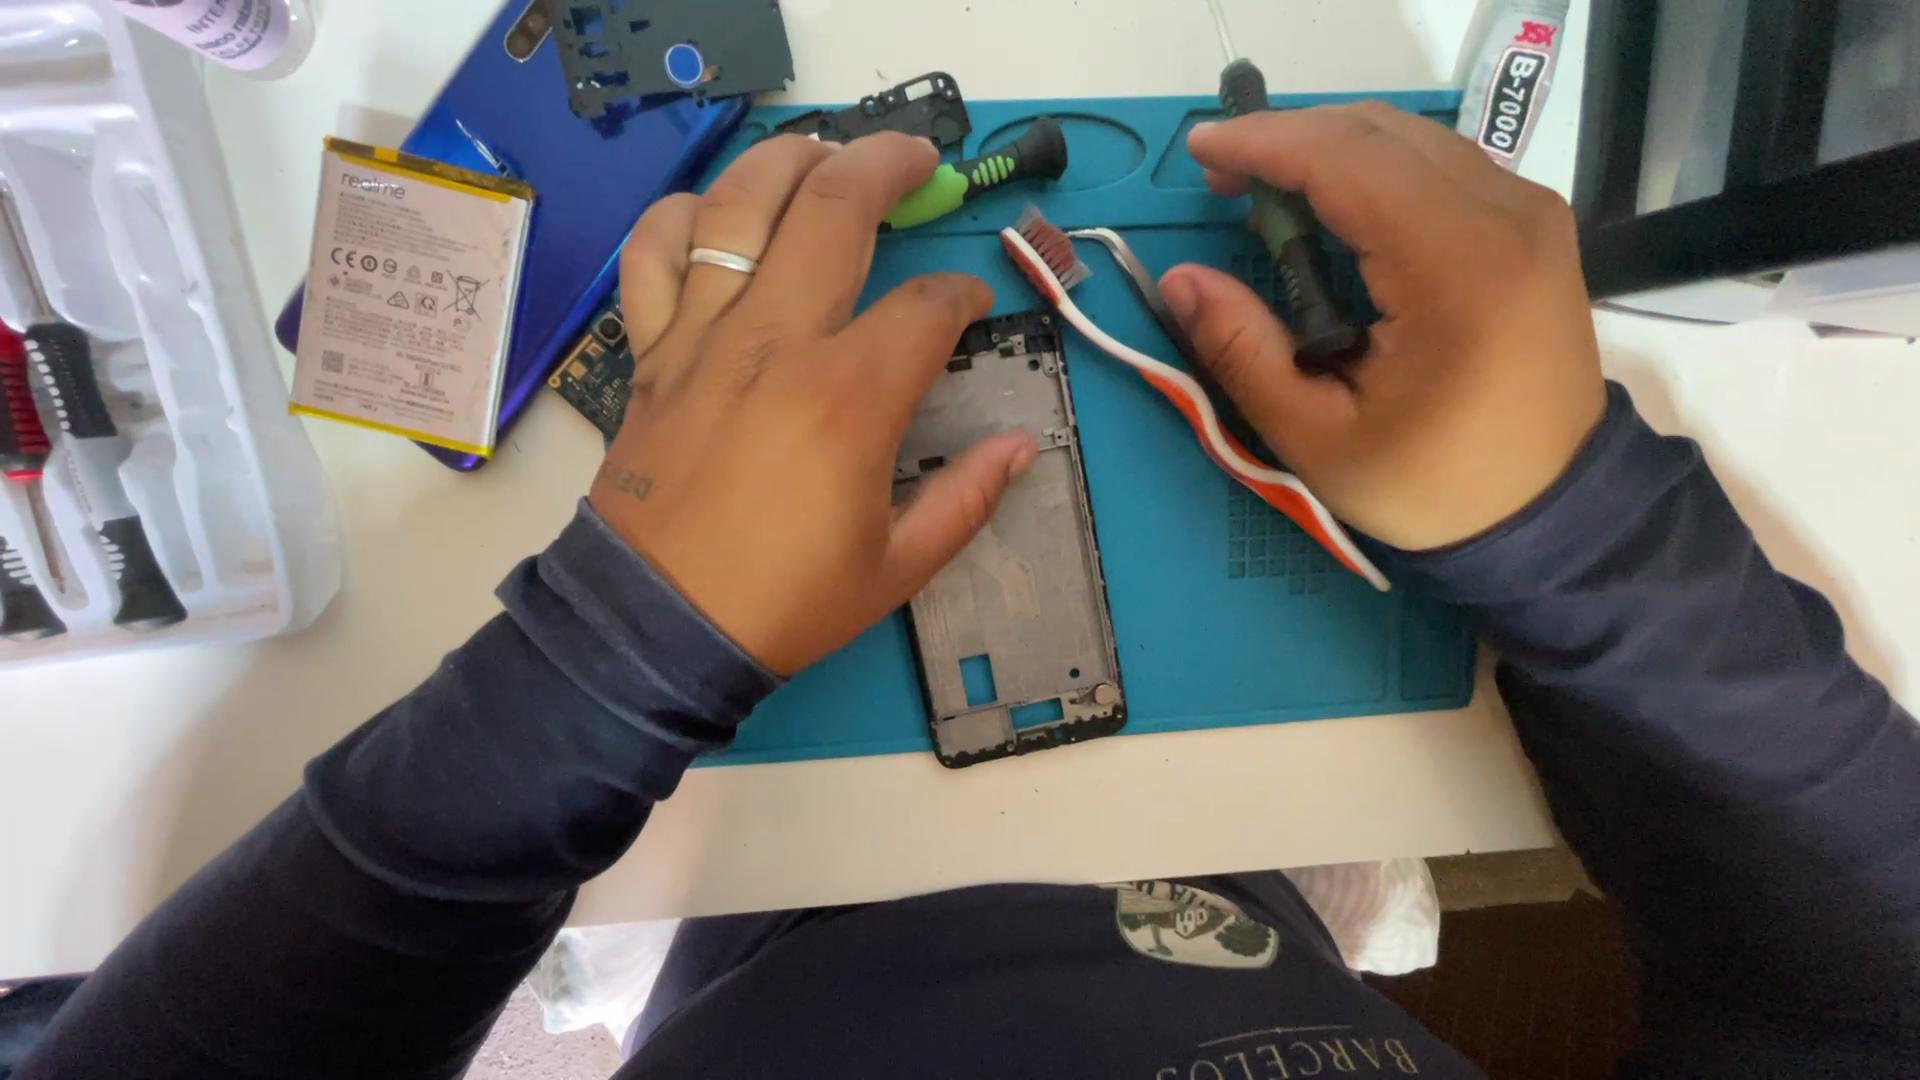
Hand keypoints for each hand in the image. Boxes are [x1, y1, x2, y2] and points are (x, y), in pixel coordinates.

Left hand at [589, 134, 1036, 674]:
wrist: (661, 628)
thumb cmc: (787, 602)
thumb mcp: (898, 568)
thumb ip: (967, 500)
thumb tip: (1020, 448)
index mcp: (849, 399)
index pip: (926, 310)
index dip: (962, 296)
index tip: (970, 307)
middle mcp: (776, 344)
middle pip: (835, 209)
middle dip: (888, 166)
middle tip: (916, 159)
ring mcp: (704, 340)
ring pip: (739, 207)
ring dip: (789, 161)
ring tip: (825, 152)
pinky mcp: (654, 355)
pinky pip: (653, 257)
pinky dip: (681, 218)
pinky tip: (712, 215)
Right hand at [1159, 105, 1606, 551]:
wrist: (1546, 509)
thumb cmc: (1424, 483)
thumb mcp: (1314, 435)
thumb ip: (1243, 353)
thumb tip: (1180, 281)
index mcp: (1457, 270)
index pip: (1350, 165)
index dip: (1266, 145)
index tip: (1200, 151)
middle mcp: (1507, 218)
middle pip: (1381, 135)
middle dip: (1290, 141)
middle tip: (1221, 178)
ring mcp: (1528, 216)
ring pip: (1411, 141)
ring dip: (1328, 152)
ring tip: (1263, 193)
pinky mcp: (1529, 229)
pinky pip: (1438, 167)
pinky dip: (1370, 172)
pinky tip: (1328, 209)